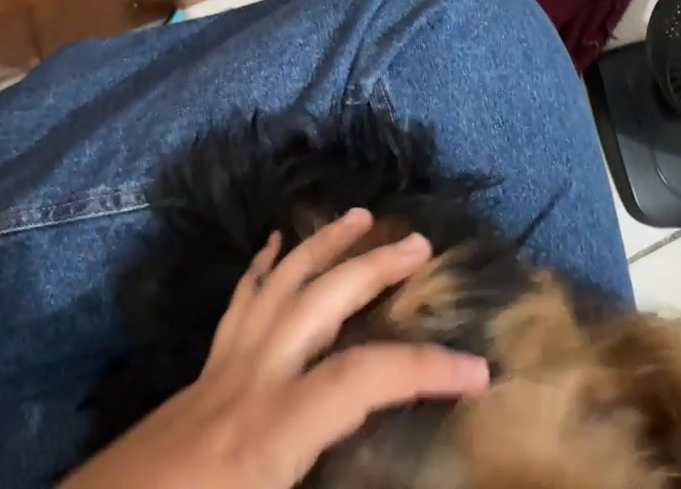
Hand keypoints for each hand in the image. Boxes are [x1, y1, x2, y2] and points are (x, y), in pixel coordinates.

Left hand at [61, 208, 490, 488]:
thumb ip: (330, 475)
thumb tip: (380, 464)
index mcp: (270, 432)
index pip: (359, 381)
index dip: (422, 369)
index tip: (478, 369)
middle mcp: (248, 383)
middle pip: (316, 304)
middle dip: (369, 267)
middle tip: (418, 242)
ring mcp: (219, 370)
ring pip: (275, 286)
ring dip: (319, 247)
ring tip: (356, 216)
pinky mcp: (201, 373)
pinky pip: (237, 303)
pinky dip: (263, 268)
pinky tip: (276, 245)